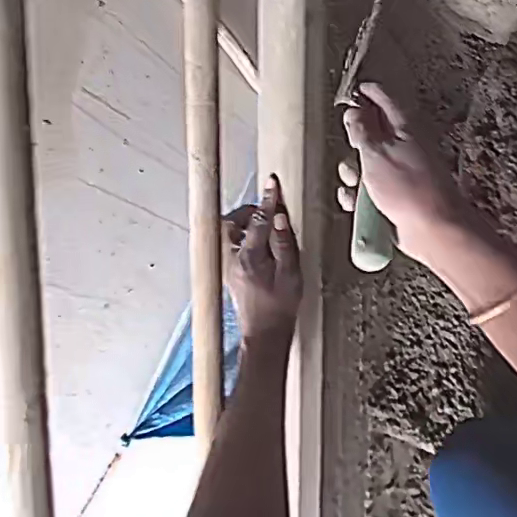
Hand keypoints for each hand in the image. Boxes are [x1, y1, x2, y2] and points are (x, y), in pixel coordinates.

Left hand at [223, 176, 302, 354]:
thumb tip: (279, 217)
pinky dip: (240, 234)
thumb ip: (284, 243)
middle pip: (230, 221)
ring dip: (242, 223)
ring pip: (226, 231)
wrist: (263, 334)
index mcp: (249, 258)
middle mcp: (231, 259)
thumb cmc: (280, 307)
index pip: (258, 220)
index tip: (273, 182)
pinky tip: (255, 241)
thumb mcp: (292, 275)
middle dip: (247, 211)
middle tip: (266, 210)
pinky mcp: (225, 270)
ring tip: (261, 225)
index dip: (268, 200)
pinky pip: (227, 242)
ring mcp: (225, 265)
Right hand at [339, 83, 468, 265]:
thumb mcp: (375, 153)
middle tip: (352, 147)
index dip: (369, 93)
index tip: (355, 90)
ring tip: (356, 185)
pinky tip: (356, 204)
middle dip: (356, 142)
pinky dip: (359, 196)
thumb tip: (353, 111)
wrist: (432, 229)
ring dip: (354, 174)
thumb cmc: (409, 189)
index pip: (385, 100)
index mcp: (405, 129)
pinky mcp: (396, 196)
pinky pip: (369, 190)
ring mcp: (401, 173)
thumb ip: (361, 130)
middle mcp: (405, 147)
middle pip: (372, 134)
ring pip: (366, 164)